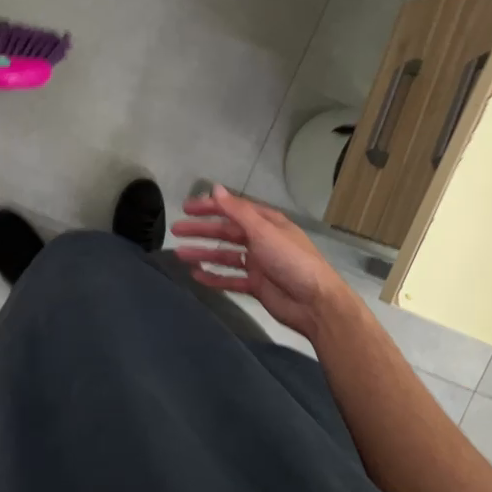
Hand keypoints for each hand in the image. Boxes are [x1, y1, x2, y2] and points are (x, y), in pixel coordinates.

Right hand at [172, 184, 356, 341]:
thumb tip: (215, 188)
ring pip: (225, 256)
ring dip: (204, 253)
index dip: (210, 208)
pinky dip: (214, 277)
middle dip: (202, 231)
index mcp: (267, 223)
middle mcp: (262, 241)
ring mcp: (259, 264)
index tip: (186, 208)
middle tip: (176, 231)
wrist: (314, 302)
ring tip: (180, 254)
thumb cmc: (291, 261)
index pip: (234, 210)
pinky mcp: (257, 285)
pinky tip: (197, 275)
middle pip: (226, 232)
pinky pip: (231, 279)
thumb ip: (237, 211)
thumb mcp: (263, 231)